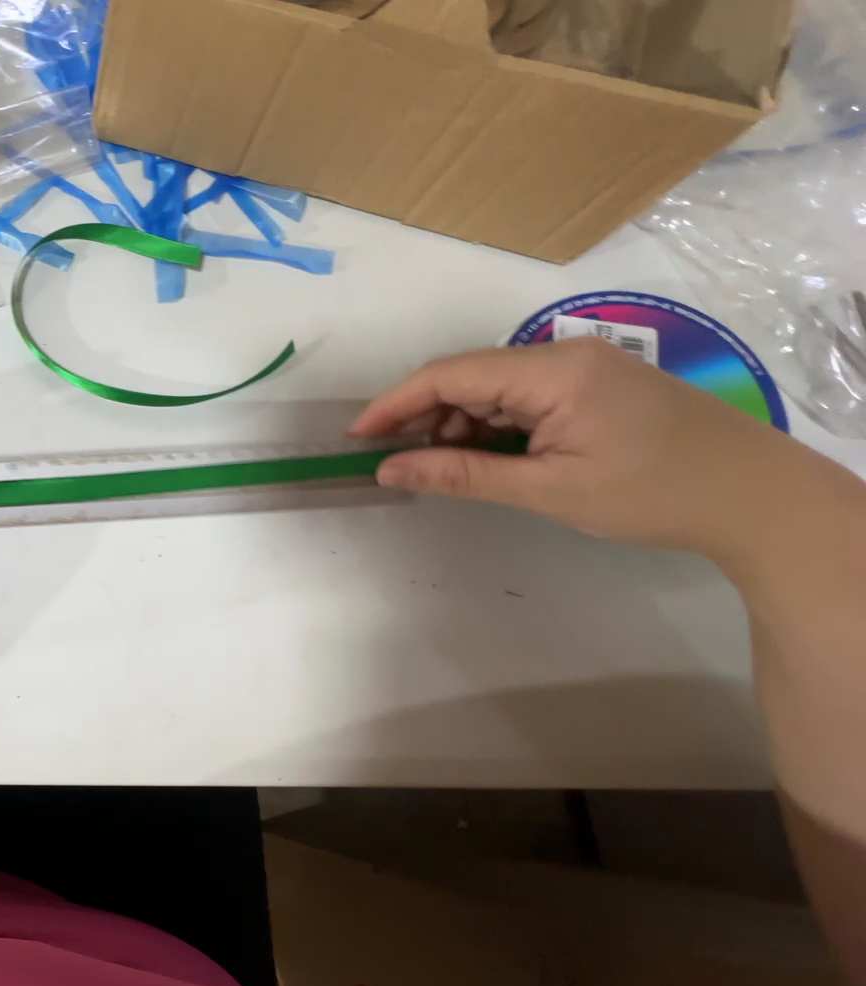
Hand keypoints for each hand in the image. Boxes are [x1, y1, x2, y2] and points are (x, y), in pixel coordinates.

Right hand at [348, 338, 837, 565]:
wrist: (760, 500)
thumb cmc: (652, 494)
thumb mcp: (547, 490)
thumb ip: (460, 474)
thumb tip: (387, 470)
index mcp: (554, 371)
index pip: (448, 375)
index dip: (393, 404)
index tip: (355, 438)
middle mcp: (564, 355)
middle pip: (465, 375)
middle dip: (422, 415)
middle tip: (395, 460)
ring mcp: (582, 366)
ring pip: (489, 386)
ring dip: (455, 422)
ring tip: (442, 466)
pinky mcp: (592, 384)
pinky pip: (519, 394)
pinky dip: (488, 424)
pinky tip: (484, 454)